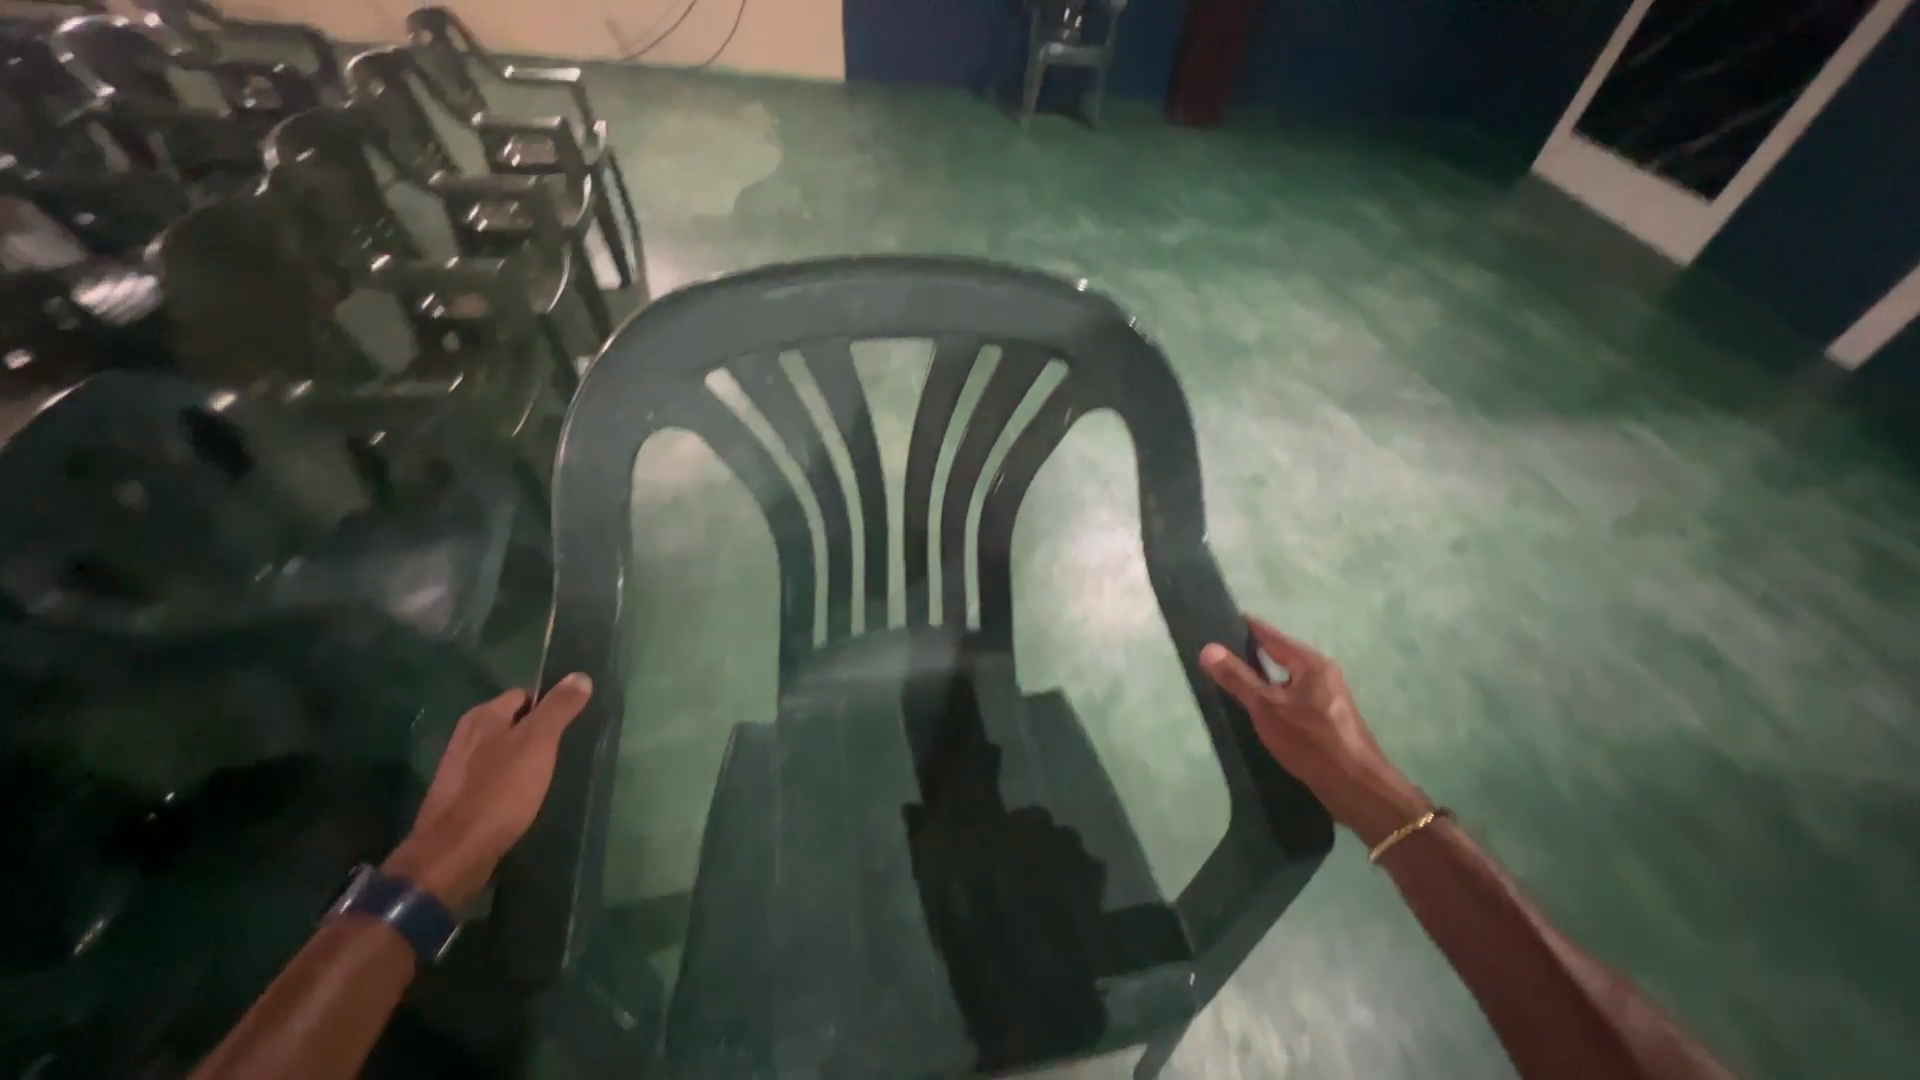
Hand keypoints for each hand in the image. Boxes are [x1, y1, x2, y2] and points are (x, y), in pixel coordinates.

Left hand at [383, 674, 593, 908]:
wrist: (454, 852)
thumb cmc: (500, 791)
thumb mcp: (538, 743)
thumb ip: (558, 708)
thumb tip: (580, 676)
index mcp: (483, 717)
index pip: (523, 695)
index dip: (547, 706)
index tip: (568, 726)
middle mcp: (466, 736)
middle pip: (511, 722)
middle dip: (535, 732)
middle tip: (560, 751)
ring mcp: (458, 768)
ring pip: (500, 751)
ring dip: (521, 759)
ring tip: (545, 776)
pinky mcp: (458, 798)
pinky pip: (491, 777)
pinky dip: (507, 782)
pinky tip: (521, 798)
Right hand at [1200, 617, 1428, 846]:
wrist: (1355, 785)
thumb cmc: (1310, 741)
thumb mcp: (1266, 708)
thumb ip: (1237, 678)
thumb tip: (1208, 648)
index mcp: (1310, 663)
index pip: (1271, 635)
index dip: (1247, 627)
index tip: (1222, 620)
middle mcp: (1323, 673)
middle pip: (1282, 655)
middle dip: (1254, 653)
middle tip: (1221, 653)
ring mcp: (1330, 697)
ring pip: (1289, 679)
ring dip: (1265, 678)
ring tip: (1235, 681)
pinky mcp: (1330, 719)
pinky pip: (1296, 697)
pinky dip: (1277, 697)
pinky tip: (1262, 711)